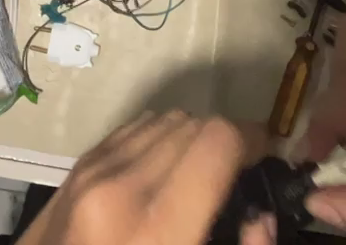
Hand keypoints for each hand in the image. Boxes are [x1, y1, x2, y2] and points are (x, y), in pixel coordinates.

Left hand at [21, 110, 270, 244]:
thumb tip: (261, 215)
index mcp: (154, 227)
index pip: (216, 141)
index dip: (253, 142)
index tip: (269, 161)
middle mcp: (120, 184)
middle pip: (195, 124)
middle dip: (226, 145)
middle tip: (240, 179)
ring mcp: (92, 170)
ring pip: (165, 119)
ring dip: (193, 140)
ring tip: (202, 178)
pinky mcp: (76, 168)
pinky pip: (134, 129)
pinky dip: (159, 142)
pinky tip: (163, 176)